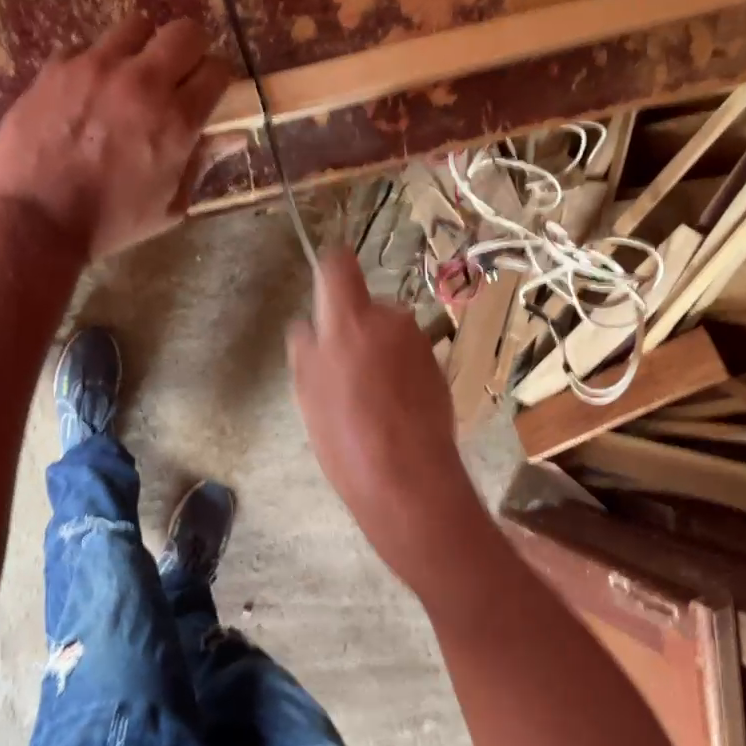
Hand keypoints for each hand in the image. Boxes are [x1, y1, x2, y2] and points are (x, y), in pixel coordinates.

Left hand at [0, 15, 233, 259]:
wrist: (38, 221)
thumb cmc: (111, 223)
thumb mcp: (169, 205)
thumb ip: (201, 163)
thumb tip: (234, 137)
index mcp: (176, 120)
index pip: (217, 71)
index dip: (216, 81)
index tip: (207, 93)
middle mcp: (141, 82)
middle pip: (184, 32)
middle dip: (188, 52)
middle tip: (176, 76)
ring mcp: (95, 67)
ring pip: (135, 28)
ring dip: (140, 50)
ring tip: (128, 79)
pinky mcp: (56, 67)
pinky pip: (85, 48)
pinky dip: (93, 66)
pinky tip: (85, 95)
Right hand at [287, 250, 485, 586]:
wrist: (409, 479)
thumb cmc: (345, 436)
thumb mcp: (307, 393)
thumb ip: (306, 348)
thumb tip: (309, 326)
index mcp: (350, 320)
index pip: (338, 265)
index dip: (329, 270)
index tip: (323, 290)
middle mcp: (391, 320)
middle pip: (365, 306)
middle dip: (353, 328)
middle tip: (340, 372)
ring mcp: (420, 343)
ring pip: (388, 334)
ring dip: (377, 353)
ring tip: (367, 400)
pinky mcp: (439, 368)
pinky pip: (408, 358)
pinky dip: (398, 373)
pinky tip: (391, 411)